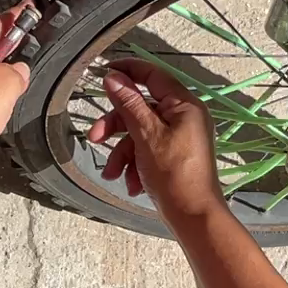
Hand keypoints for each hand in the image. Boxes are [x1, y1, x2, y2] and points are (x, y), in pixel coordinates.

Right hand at [86, 59, 226, 221]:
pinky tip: (131, 184)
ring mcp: (179, 138)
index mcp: (184, 105)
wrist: (193, 217)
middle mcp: (184, 117)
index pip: (153, 76)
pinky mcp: (173, 157)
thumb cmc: (174, 174)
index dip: (128, 70)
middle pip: (140, 109)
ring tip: (114, 174)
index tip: (104, 71)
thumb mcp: (146, 135)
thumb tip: (113, 77)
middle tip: (94, 137)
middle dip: (116, 126)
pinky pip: (147, 151)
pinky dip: (134, 165)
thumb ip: (129, 103)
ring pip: (139, 134)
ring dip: (122, 153)